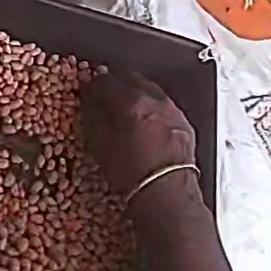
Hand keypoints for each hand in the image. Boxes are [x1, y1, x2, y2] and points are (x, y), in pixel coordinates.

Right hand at [81, 71, 197, 199]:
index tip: (87, 88)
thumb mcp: (101, 145)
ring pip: (150, 89)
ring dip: (136, 92)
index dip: (93, 83)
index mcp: (130, 103)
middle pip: (130, 78)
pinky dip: (152, 106)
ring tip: (126, 107)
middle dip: (116, 84)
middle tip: (105, 94)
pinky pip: (165, 104)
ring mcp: (171, 109)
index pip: (106, 81)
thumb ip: (94, 116)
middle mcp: (153, 100)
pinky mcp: (183, 121)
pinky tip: (146, 120)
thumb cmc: (131, 172)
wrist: (167, 191)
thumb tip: (90, 101)